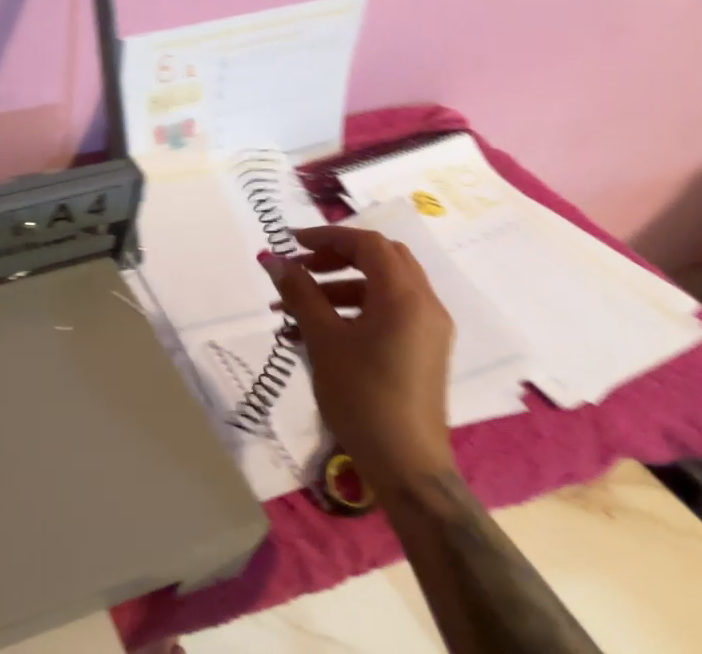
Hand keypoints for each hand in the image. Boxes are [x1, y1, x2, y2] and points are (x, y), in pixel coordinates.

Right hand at [259, 226, 454, 496]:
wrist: (406, 465)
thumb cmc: (362, 396)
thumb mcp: (323, 340)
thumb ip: (299, 293)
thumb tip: (272, 259)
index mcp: (405, 297)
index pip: (369, 244)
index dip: (328, 236)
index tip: (291, 243)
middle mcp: (425, 305)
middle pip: (382, 259)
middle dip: (336, 257)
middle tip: (300, 270)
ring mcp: (428, 329)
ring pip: (383, 287)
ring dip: (339, 286)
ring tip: (294, 307)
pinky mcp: (423, 350)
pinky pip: (388, 312)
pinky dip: (354, 309)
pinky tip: (316, 331)